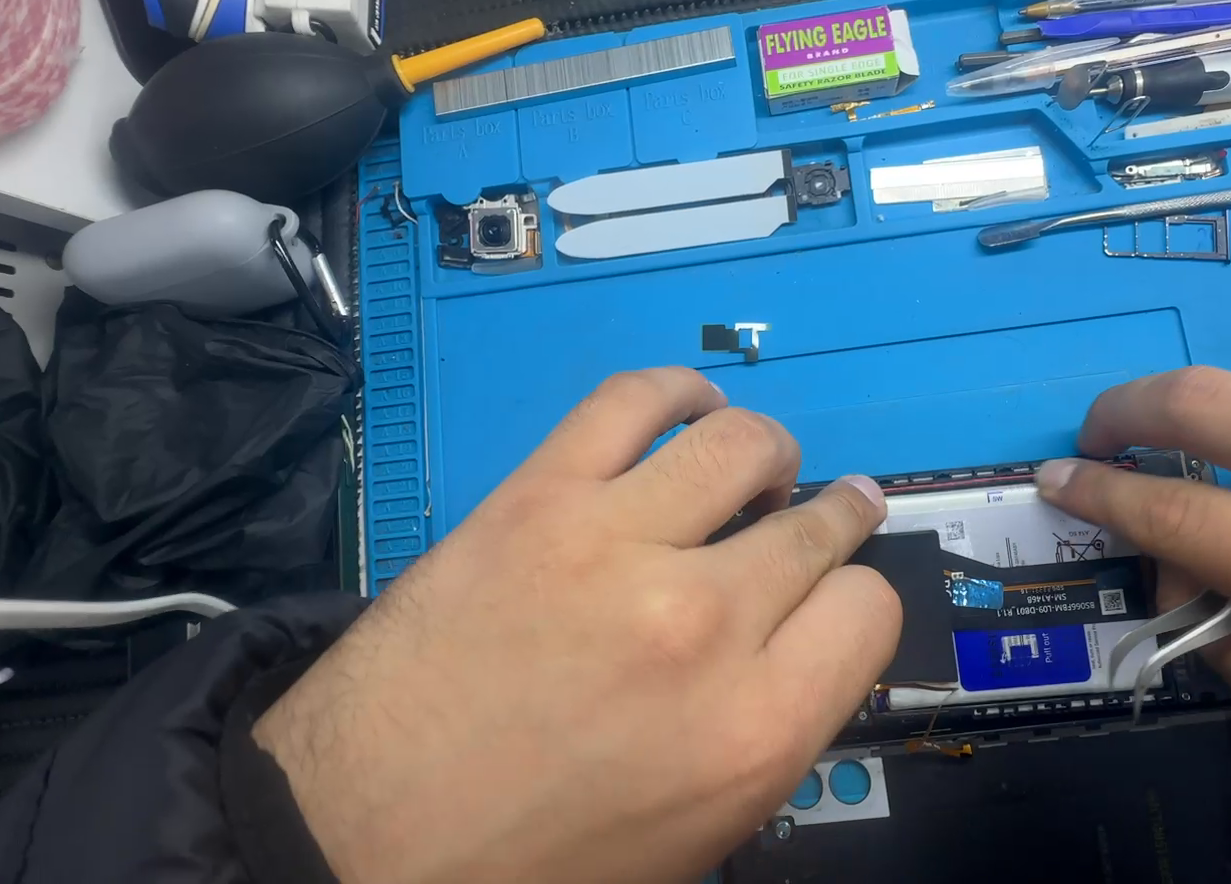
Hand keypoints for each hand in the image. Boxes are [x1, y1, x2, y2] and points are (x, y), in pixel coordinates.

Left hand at [253, 369, 898, 883]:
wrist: (362, 838)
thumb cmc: (545, 855)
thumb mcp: (700, 826)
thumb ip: (777, 721)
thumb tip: (811, 629)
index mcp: (754, 728)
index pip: (868, 610)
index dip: (857, 599)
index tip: (831, 597)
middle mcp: (702, 622)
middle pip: (817, 525)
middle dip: (835, 516)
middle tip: (828, 510)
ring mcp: (615, 543)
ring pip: (742, 446)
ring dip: (770, 452)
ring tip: (758, 466)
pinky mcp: (540, 495)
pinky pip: (633, 402)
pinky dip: (677, 392)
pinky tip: (691, 408)